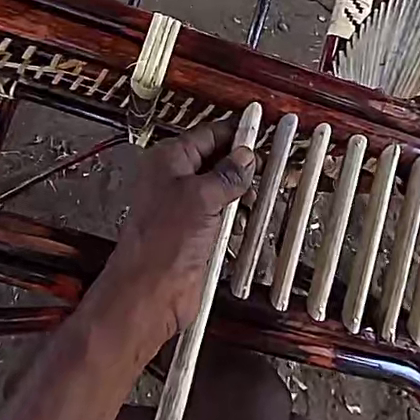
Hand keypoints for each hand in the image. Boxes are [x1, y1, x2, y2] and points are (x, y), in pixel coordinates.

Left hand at [85, 121, 256, 355]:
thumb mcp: (202, 197)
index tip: (261, 128)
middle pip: (215, 161)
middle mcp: (174, 181)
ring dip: (241, 195)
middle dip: (242, 166)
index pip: (207, 135)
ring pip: (221, 190)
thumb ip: (227, 174)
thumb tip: (245, 157)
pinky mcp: (194, 233)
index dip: (235, 132)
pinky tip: (242, 223)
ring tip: (256, 199)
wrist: (150, 291)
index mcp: (168, 161)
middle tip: (268, 167)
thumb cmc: (162, 243)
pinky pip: (221, 217)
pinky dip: (235, 218)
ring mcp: (184, 208)